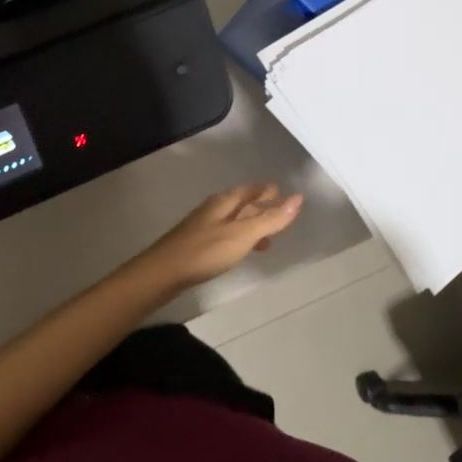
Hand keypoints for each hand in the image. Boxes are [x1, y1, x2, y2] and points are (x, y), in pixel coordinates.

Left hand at [134, 184, 303, 289]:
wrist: (164, 271)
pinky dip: (239, 238)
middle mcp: (212, 209)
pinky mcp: (196, 243)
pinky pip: (224, 234)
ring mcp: (202, 226)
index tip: (280, 191)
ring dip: (250, 226)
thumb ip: (270, 219)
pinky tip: (240, 252)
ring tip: (268, 239)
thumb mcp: (243, 234)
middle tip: (278, 211)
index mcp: (223, 202)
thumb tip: (297, 199)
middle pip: (240, 203)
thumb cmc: (206, 251)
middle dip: (259, 206)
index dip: (265, 191)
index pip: (249, 190)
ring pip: (232, 220)